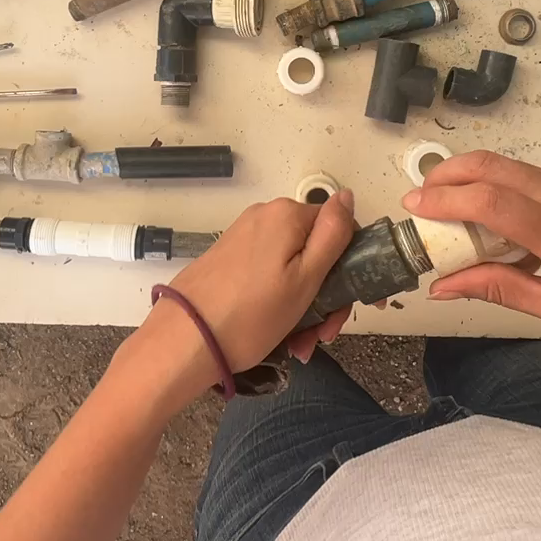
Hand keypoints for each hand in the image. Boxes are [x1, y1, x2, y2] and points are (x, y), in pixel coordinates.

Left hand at [141, 192, 357, 380]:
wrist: (186, 339)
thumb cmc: (252, 313)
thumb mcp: (306, 277)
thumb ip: (333, 234)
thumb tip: (347, 196)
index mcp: (287, 214)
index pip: (339, 229)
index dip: (352, 267)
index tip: (354, 305)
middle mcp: (265, 217)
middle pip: (315, 252)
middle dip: (326, 295)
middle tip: (322, 334)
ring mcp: (245, 237)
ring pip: (293, 268)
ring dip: (305, 306)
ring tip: (299, 344)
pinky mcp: (230, 258)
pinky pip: (270, 275)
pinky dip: (280, 302)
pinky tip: (281, 335)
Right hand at [402, 152, 540, 352]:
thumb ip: (500, 289)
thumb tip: (443, 285)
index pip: (491, 201)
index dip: (444, 199)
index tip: (413, 206)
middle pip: (492, 165)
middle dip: (446, 174)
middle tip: (419, 197)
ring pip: (507, 164)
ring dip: (468, 176)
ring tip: (444, 205)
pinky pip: (526, 174)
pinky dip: (495, 183)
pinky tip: (488, 212)